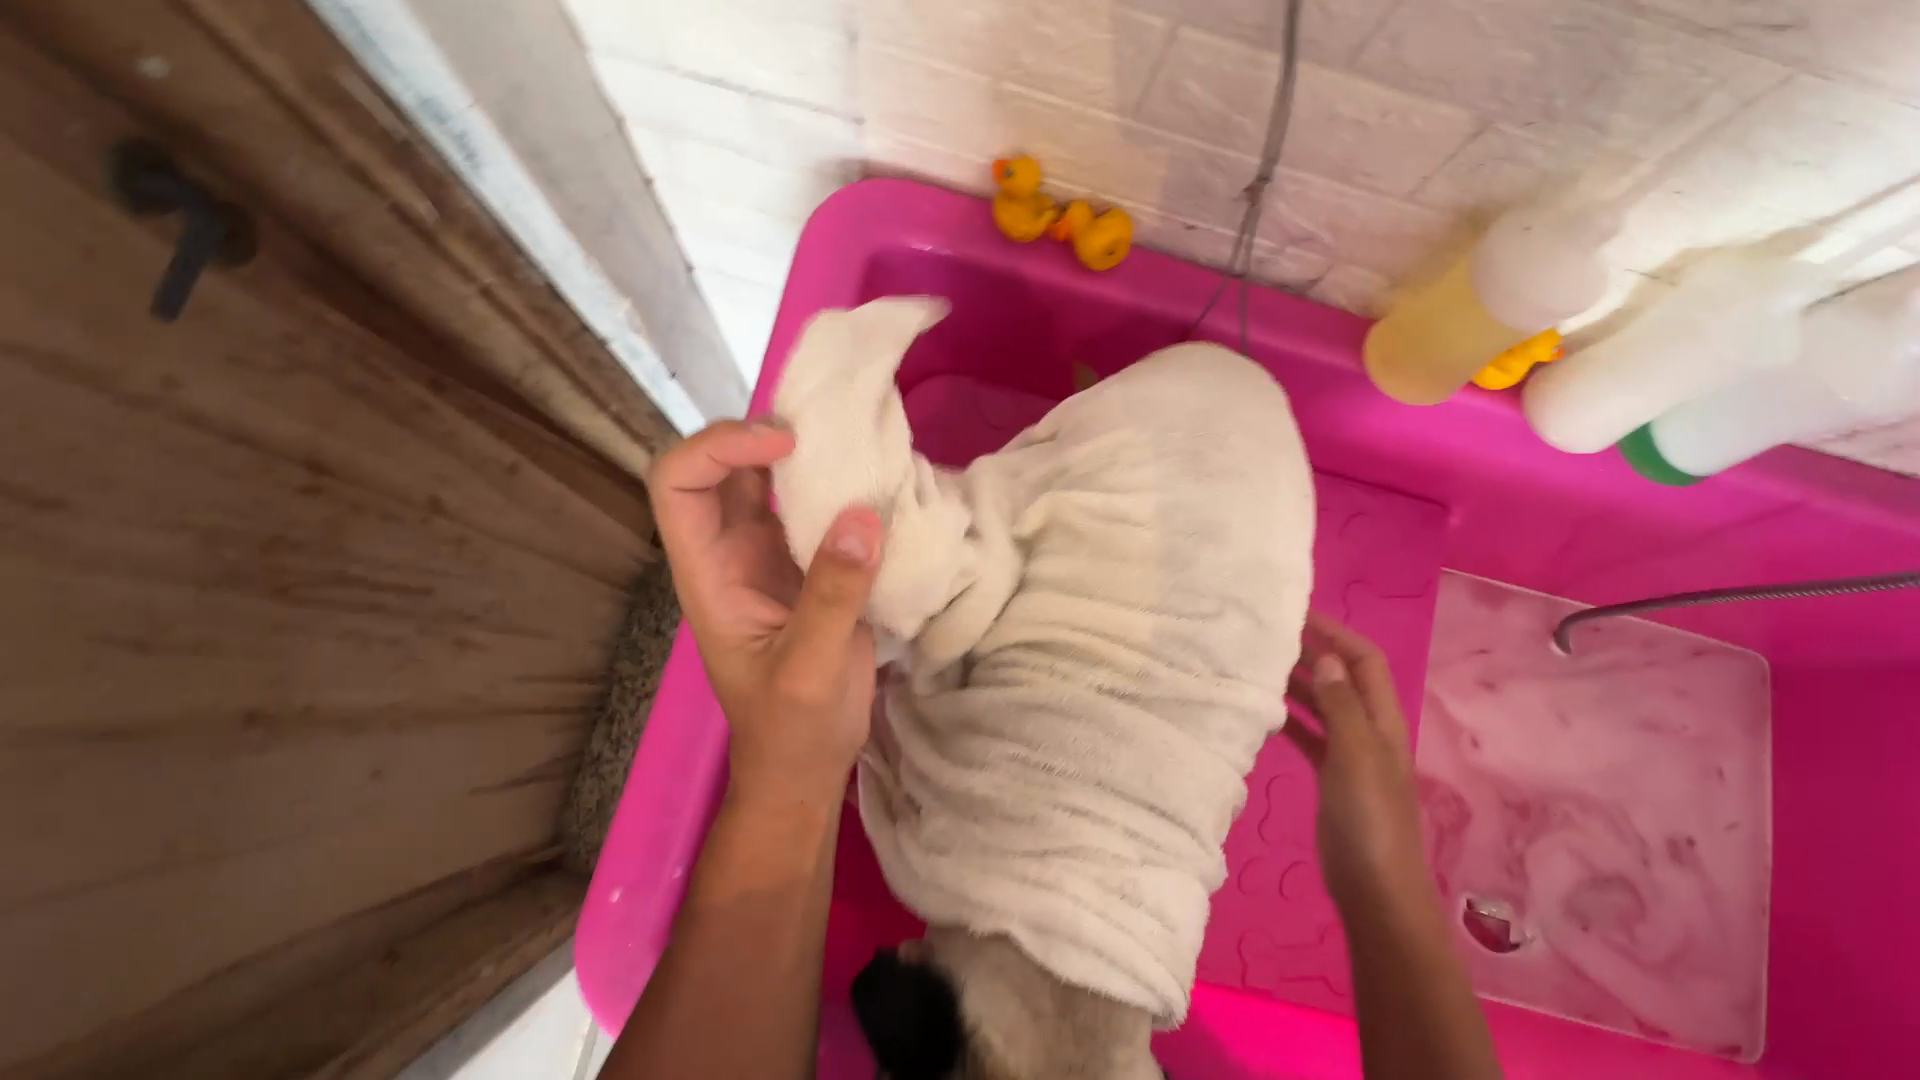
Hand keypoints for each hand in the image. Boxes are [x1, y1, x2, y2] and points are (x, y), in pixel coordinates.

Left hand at [650, 419, 885, 801]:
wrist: (807, 764)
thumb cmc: (792, 729)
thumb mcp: (809, 669)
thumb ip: (832, 596)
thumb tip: (863, 514)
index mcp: (708, 574)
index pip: (678, 485)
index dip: (718, 448)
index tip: (784, 448)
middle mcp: (729, 554)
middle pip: (720, 469)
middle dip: (761, 438)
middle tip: (825, 432)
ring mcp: (767, 557)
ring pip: (766, 482)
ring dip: (802, 456)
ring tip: (853, 444)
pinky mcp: (807, 565)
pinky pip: (811, 507)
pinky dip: (835, 485)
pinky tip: (871, 479)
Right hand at [1282, 613, 1438, 917]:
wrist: (1375, 888)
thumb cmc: (1369, 819)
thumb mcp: (1357, 756)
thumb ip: (1341, 706)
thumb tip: (1326, 655)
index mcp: (1383, 721)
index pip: (1364, 661)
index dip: (1336, 633)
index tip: (1296, 614)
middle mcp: (1369, 730)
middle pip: (1343, 679)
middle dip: (1313, 652)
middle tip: (1267, 636)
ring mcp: (1350, 755)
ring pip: (1324, 705)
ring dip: (1298, 683)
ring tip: (1259, 664)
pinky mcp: (1331, 777)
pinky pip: (1309, 736)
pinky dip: (1290, 719)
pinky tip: (1263, 712)